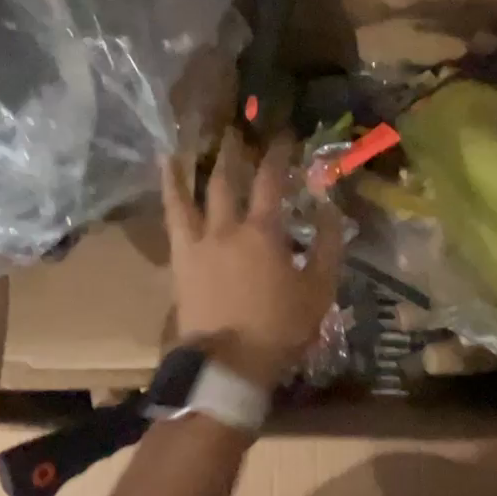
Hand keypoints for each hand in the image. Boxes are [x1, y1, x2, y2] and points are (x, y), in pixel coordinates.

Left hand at [158, 132, 344, 390]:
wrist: (229, 365)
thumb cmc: (280, 328)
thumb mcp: (319, 289)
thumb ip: (329, 244)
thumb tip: (331, 207)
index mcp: (264, 232)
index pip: (272, 180)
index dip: (278, 154)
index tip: (284, 135)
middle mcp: (227, 227)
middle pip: (228, 179)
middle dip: (235, 151)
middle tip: (238, 130)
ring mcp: (198, 242)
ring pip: (194, 193)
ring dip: (196, 164)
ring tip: (189, 140)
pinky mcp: (179, 259)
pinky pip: (172, 217)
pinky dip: (169, 191)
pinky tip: (165, 175)